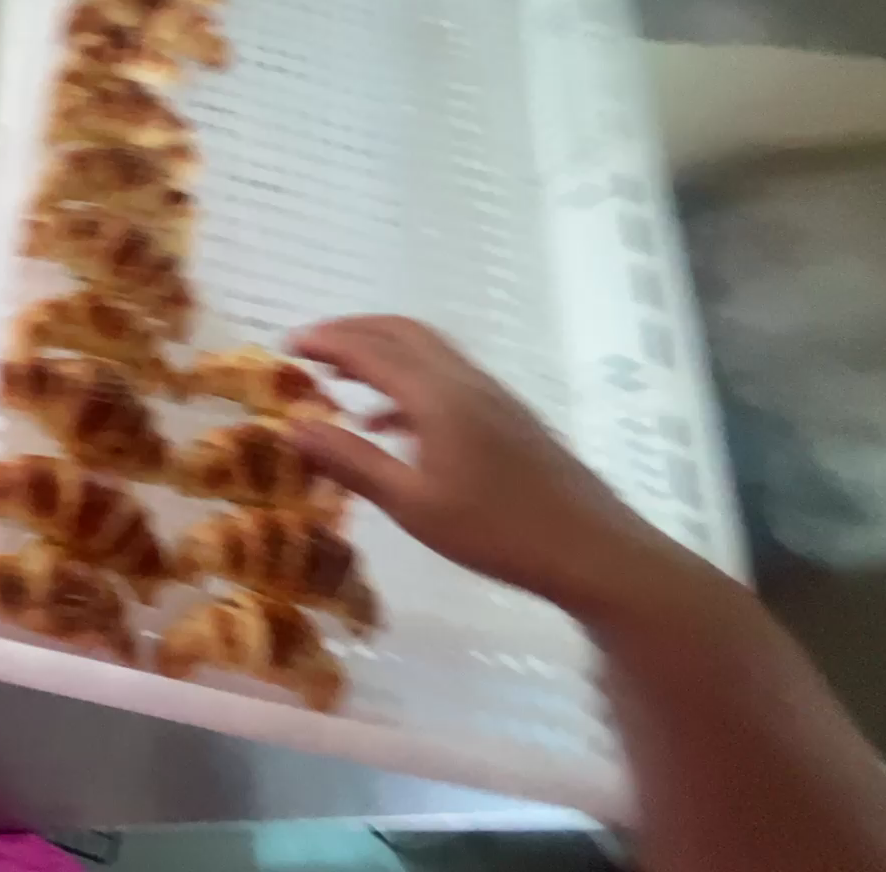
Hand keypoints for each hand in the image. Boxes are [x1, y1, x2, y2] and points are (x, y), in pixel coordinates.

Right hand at [285, 316, 698, 616]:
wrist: (600, 555)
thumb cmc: (498, 532)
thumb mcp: (411, 504)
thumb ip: (349, 461)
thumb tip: (291, 427)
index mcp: (439, 398)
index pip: (370, 350)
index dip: (325, 342)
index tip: (285, 345)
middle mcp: (465, 382)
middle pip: (401, 331)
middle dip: (350, 330)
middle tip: (308, 347)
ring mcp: (490, 395)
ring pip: (425, 349)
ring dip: (377, 349)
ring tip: (336, 372)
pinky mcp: (504, 414)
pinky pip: (442, 375)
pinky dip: (402, 378)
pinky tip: (382, 419)